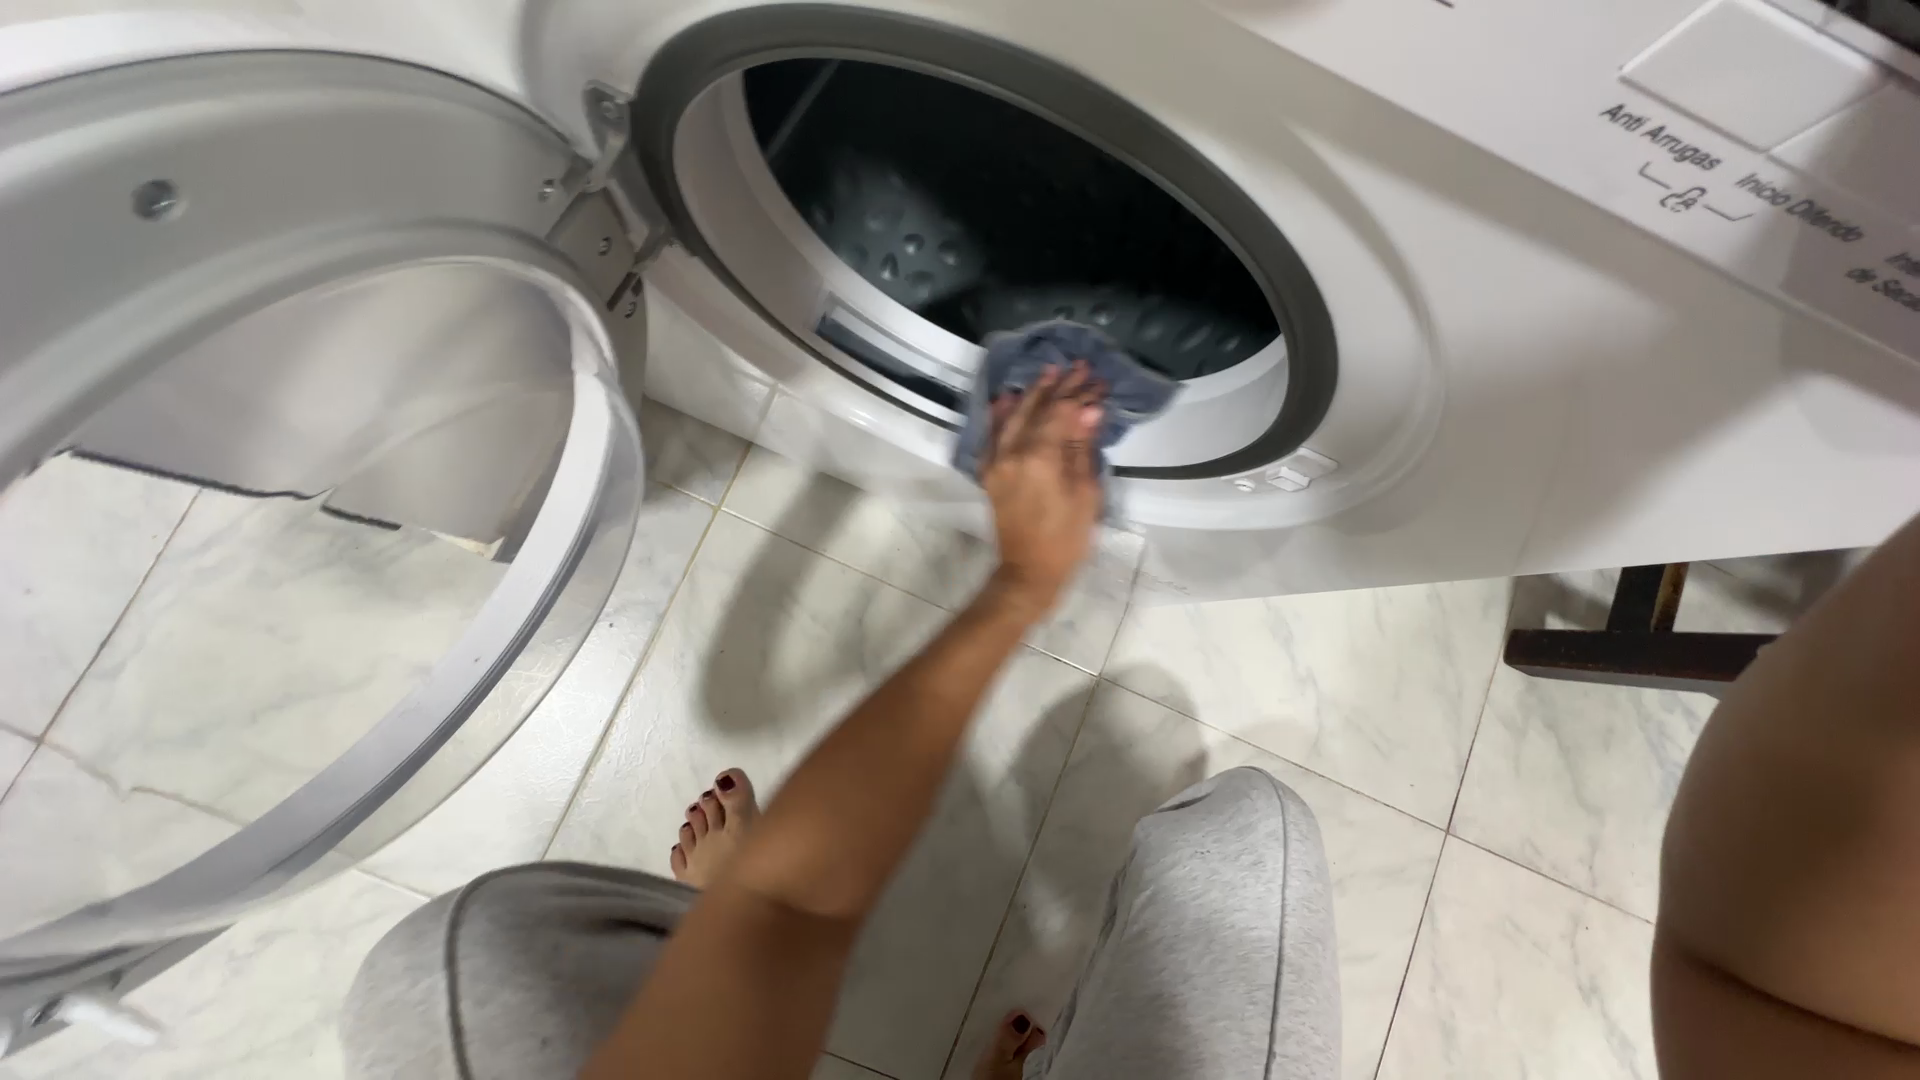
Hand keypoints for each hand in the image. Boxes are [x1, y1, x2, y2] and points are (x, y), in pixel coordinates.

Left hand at [979, 361, 1105, 617]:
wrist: (1028, 571)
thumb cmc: (1066, 539)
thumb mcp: (1085, 494)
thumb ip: (1081, 448)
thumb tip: (1088, 410)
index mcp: (1039, 459)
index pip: (1060, 413)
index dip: (1079, 394)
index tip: (1096, 380)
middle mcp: (1011, 454)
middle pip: (1036, 410)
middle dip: (1057, 387)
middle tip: (1077, 367)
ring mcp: (996, 462)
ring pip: (1012, 417)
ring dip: (1032, 394)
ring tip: (1048, 373)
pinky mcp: (989, 473)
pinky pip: (992, 435)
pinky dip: (1001, 415)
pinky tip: (1008, 398)